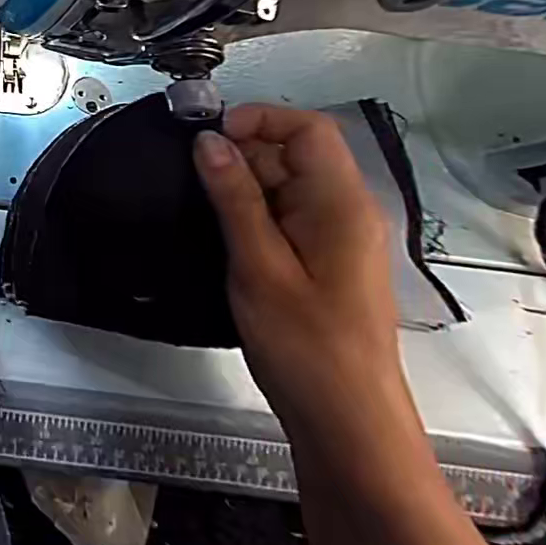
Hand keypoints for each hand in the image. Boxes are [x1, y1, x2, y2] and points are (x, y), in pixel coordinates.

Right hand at [195, 110, 518, 544]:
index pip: (308, 128)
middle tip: (198, 184)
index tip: (210, 139)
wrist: (347, 425)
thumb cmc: (305, 345)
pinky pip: (287, 214)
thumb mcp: (258, 265)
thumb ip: (233, 197)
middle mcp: (346, 210)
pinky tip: (226, 236)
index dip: (259, 119)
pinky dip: (254, 213)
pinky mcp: (324, 259)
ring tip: (207, 214)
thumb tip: (208, 141)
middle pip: (294, 153)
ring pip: (286, 184)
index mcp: (341, 202)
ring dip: (244, 187)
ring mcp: (337, 235)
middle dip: (243, 156)